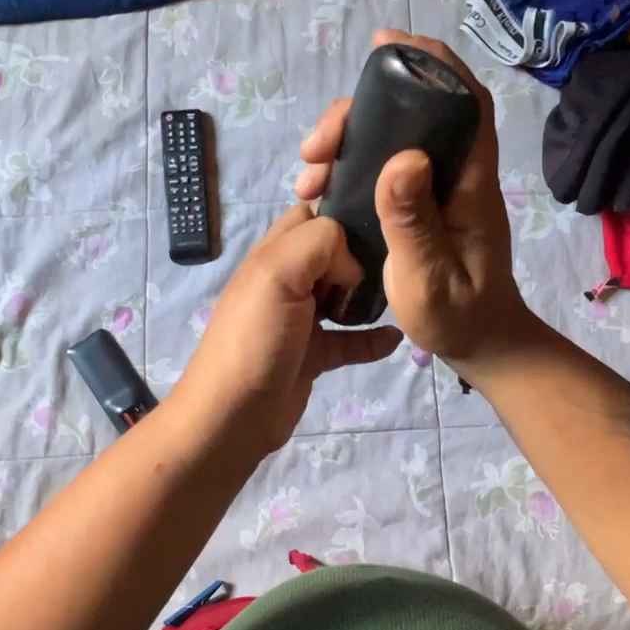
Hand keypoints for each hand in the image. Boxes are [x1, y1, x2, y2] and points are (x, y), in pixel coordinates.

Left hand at [172, 204, 402, 452]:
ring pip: (343, 295)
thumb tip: (352, 265)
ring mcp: (300, 320)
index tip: (379, 223)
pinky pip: (350, 341)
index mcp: (273, 254)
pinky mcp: (313, 355)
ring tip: (394, 299)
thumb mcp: (278, 272)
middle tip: (392, 264)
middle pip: (333, 253)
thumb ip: (319, 244)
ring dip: (368, 297)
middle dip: (362, 254)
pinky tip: (393, 340)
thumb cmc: (255, 339)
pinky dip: (372, 339)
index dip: (341, 214)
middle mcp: (286, 281)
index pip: (312, 215)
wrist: (234, 416)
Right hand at [294, 29, 536, 366]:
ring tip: (308, 169)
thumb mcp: (429, 276)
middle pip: (415, 114)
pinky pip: (383, 168)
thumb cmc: (459, 315)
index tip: (387, 44)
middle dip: (360, 111)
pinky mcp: (420, 207)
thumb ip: (413, 221)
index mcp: (470, 182)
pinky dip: (350, 165)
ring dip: (348, 141)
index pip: (464, 101)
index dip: (432, 61)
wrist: (479, 345)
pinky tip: (321, 184)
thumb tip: (402, 156)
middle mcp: (455, 175)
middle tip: (316, 143)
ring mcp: (436, 190)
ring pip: (392, 139)